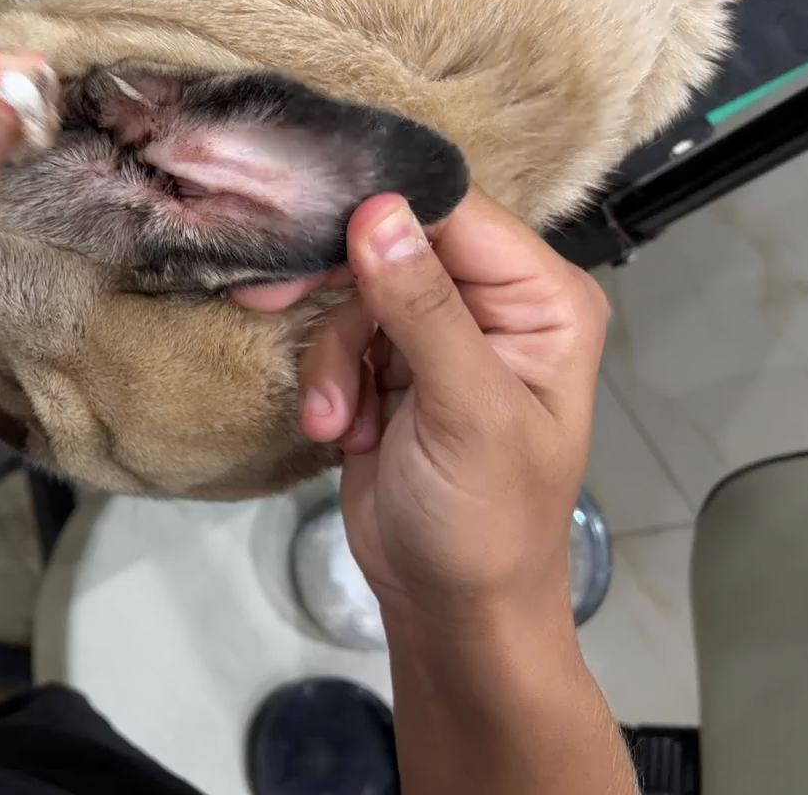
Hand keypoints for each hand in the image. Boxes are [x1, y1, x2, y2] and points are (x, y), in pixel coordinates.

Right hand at [292, 189, 609, 624]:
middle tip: (269, 303)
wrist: (446, 596)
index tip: (304, 232)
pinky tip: (337, 430)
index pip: (452, 216)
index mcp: (538, 299)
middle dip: (332, 295)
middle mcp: (487, 303)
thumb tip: (378, 211)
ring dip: (328, 361)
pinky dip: (324, 381)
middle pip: (386, 248)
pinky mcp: (384, 363)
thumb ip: (423, 309)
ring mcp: (431, 333)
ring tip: (334, 422)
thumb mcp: (463, 412)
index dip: (378, 214)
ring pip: (348, 298)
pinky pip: (333, 337)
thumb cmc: (485, 515)